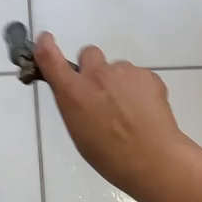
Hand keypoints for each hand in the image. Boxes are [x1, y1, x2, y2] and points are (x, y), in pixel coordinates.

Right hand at [35, 32, 196, 201]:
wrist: (155, 161)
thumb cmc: (111, 157)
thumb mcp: (79, 133)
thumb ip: (74, 104)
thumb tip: (78, 93)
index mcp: (73, 92)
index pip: (50, 58)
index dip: (46, 46)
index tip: (46, 39)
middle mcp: (96, 75)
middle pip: (89, 54)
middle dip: (92, 69)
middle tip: (101, 93)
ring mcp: (124, 72)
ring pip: (117, 69)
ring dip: (119, 83)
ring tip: (131, 112)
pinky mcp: (148, 75)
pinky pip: (138, 77)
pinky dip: (140, 90)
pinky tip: (147, 112)